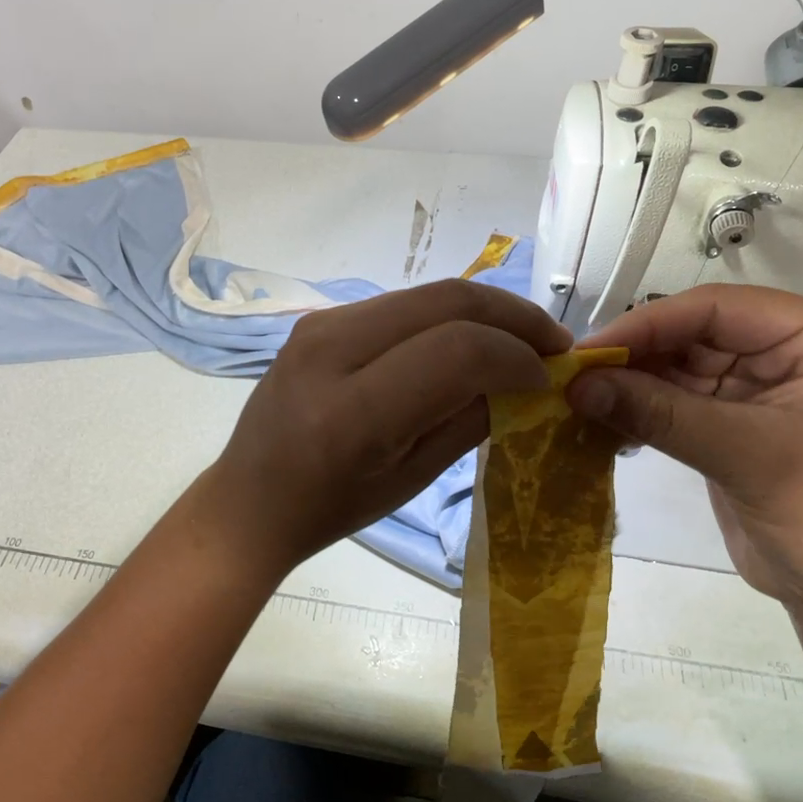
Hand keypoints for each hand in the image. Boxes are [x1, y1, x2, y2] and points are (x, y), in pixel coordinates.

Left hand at [199, 280, 571, 577]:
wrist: (250, 498)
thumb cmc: (331, 508)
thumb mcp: (411, 478)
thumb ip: (470, 419)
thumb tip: (525, 377)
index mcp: (353, 410)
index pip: (457, 349)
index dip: (516, 354)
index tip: (549, 375)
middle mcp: (331, 348)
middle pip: (445, 300)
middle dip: (511, 314)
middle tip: (552, 342)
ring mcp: (319, 324)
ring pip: (425, 293)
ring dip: (481, 309)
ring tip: (519, 339)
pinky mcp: (318, 318)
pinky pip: (398, 304)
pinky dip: (444, 315)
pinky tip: (468, 338)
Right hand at [566, 285, 802, 619]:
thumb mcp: (748, 455)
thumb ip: (660, 413)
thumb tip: (576, 386)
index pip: (719, 309)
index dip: (649, 325)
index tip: (587, 353)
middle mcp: (792, 348)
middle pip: (694, 334)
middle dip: (634, 355)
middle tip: (569, 378)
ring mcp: (762, 386)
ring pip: (679, 367)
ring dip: (630, 384)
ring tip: (575, 399)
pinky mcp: (736, 423)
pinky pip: (676, 402)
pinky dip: (639, 410)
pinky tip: (600, 421)